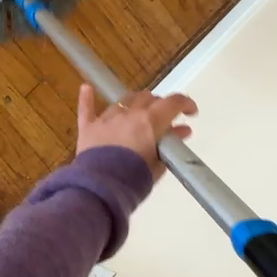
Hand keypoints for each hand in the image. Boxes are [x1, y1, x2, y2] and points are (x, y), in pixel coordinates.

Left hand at [76, 85, 196, 178]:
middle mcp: (129, 113)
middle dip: (158, 105)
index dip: (185, 104)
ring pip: (123, 101)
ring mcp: (107, 118)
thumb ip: (170, 145)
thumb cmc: (134, 179)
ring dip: (134, 104)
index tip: (190, 112)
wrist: (100, 188)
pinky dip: (87, 98)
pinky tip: (86, 88)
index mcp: (150, 120)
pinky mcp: (88, 128)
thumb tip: (183, 131)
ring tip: (139, 113)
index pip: (173, 102)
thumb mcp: (159, 164)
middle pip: (148, 98)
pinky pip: (87, 109)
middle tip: (162, 119)